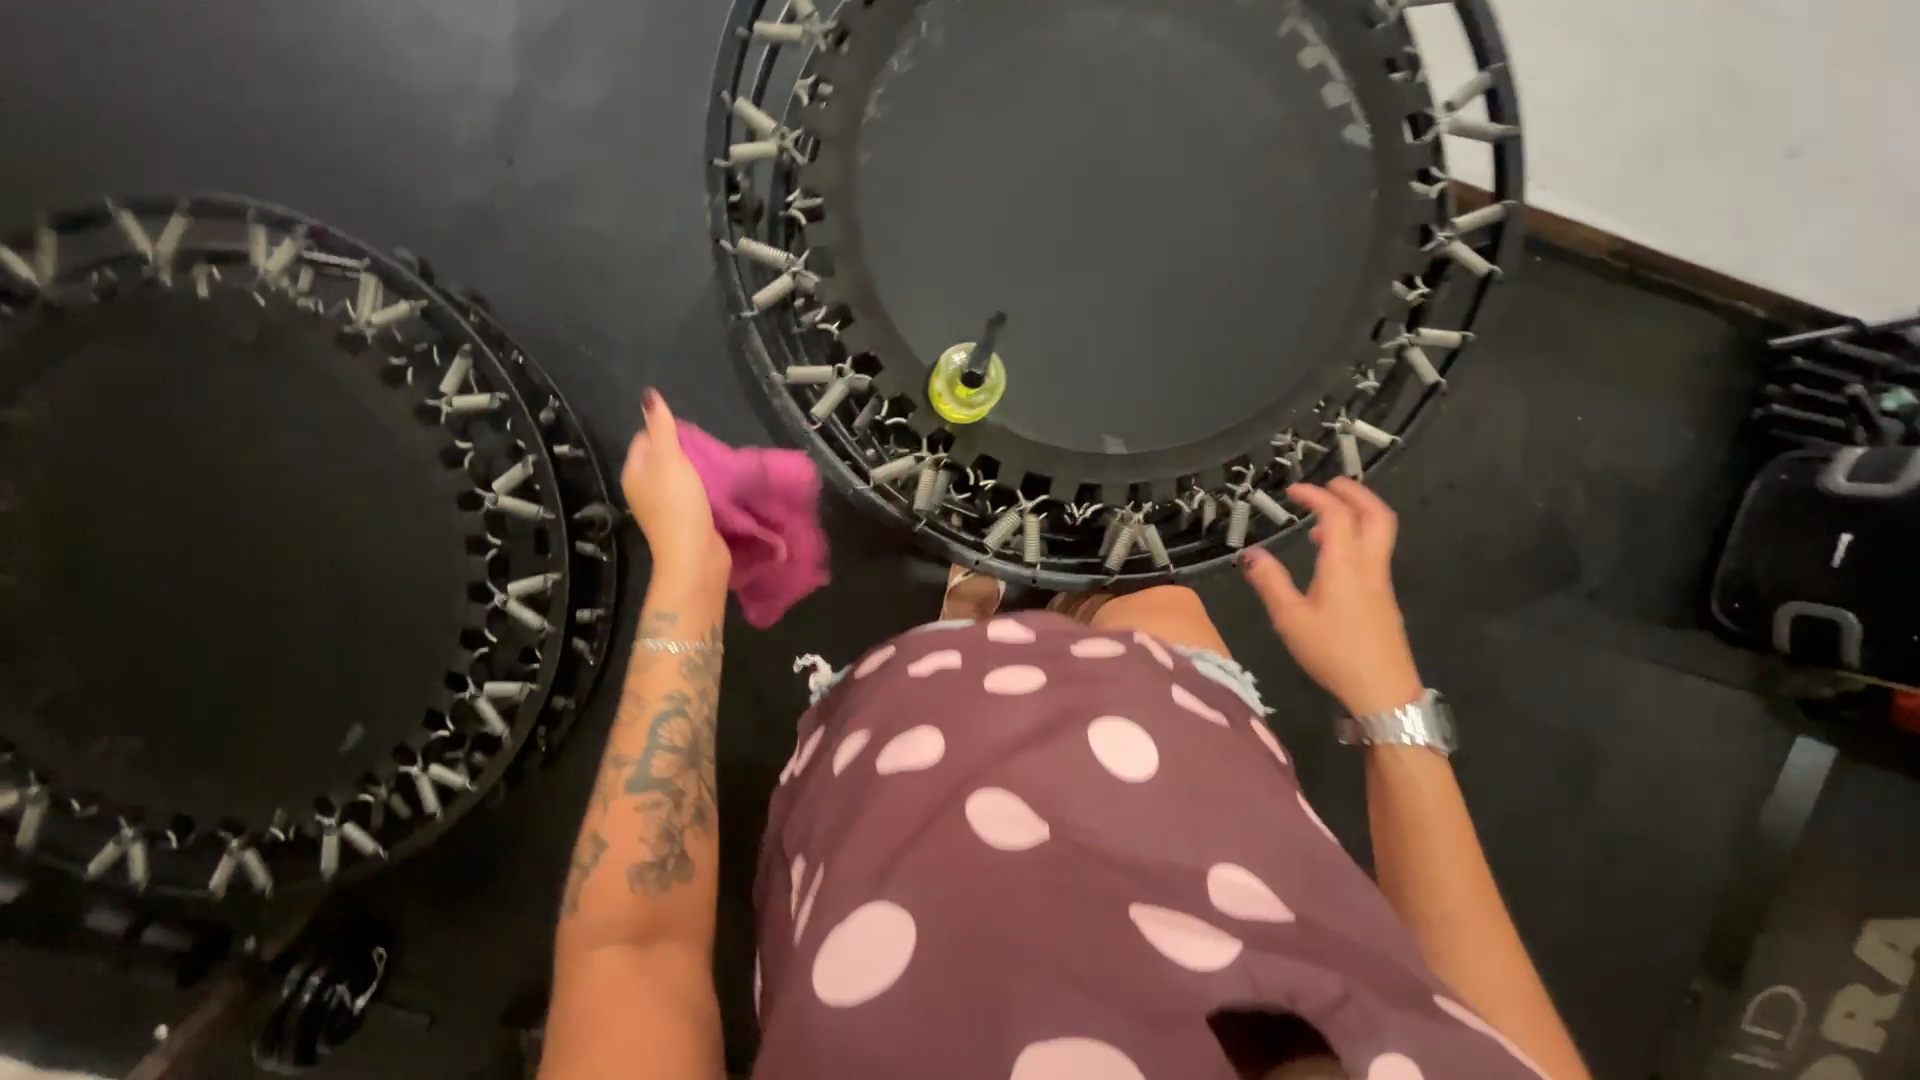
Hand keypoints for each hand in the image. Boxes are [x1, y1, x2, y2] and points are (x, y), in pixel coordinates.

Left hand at [621, 390, 729, 586]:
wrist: (695, 556)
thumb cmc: (678, 505)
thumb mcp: (669, 459)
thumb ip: (661, 427)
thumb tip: (648, 394)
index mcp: (634, 472)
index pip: (645, 438)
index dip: (665, 430)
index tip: (691, 434)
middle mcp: (644, 489)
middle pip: (663, 458)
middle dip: (685, 451)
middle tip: (708, 450)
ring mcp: (665, 508)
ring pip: (680, 478)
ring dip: (697, 472)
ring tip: (716, 467)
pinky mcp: (685, 521)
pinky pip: (693, 496)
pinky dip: (705, 491)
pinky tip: (719, 489)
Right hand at [1239, 478, 1422, 716]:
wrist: (1382, 690)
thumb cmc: (1333, 653)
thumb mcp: (1290, 619)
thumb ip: (1270, 583)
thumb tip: (1250, 554)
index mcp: (1345, 566)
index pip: (1336, 515)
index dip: (1317, 496)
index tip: (1293, 491)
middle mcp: (1369, 566)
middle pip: (1376, 515)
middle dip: (1355, 494)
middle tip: (1330, 485)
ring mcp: (1381, 583)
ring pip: (1379, 534)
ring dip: (1356, 516)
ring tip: (1323, 521)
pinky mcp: (1384, 599)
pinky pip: (1375, 554)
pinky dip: (1356, 540)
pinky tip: (1333, 560)